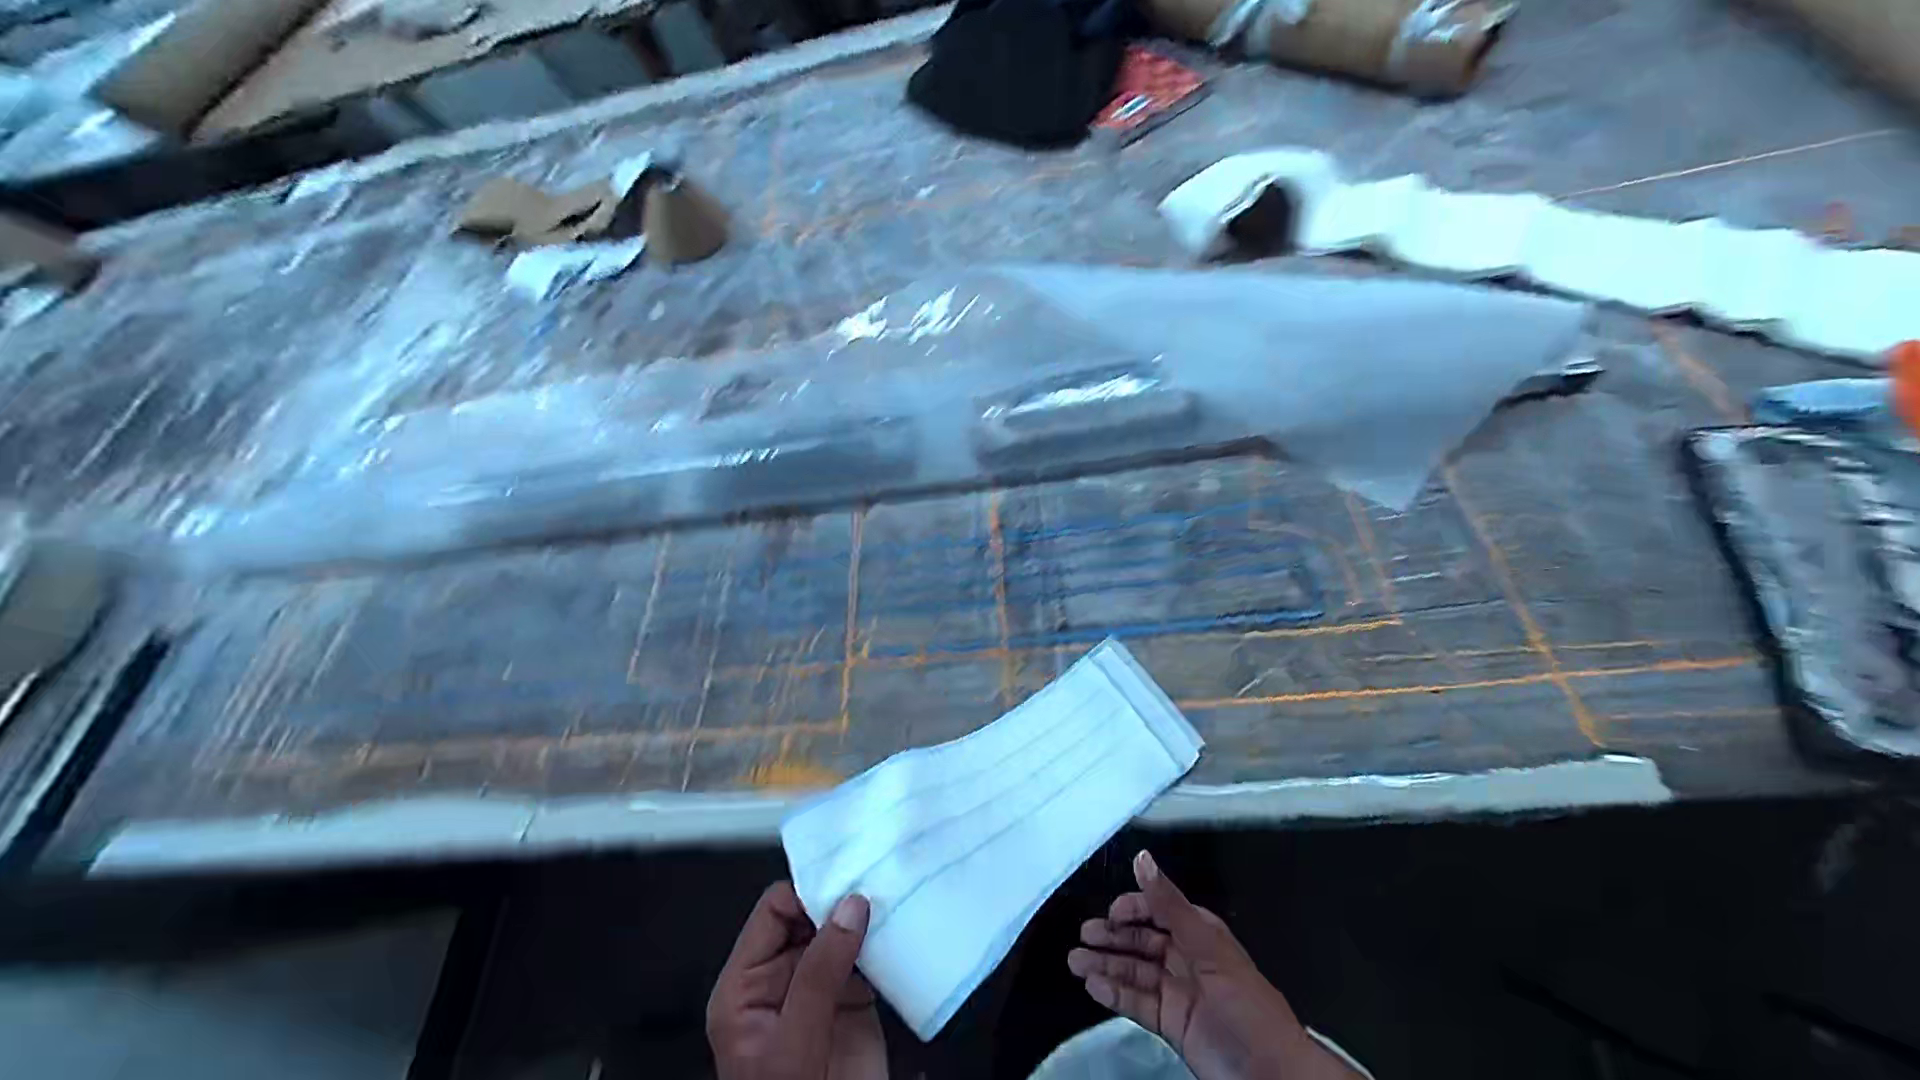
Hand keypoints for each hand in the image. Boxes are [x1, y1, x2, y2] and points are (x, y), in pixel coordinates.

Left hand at [708, 882, 886, 1079]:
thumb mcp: (794, 1044)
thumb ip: (819, 972)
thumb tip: (850, 905)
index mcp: (746, 983)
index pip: (773, 911)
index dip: (806, 892)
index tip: (846, 879)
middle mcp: (781, 976)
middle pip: (809, 914)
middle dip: (840, 897)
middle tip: (877, 875)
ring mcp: (817, 986)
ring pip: (840, 929)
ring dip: (865, 913)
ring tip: (894, 891)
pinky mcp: (852, 998)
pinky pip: (867, 953)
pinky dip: (883, 937)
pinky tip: (901, 924)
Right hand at [1068, 851, 1362, 1079]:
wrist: (1274, 1077)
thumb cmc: (1244, 1005)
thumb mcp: (1207, 949)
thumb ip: (1169, 905)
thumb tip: (1141, 857)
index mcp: (1199, 933)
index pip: (1158, 910)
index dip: (1132, 909)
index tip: (1109, 915)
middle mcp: (1186, 957)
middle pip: (1141, 942)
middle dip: (1111, 938)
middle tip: (1081, 938)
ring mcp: (1178, 992)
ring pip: (1135, 971)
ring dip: (1105, 966)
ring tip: (1075, 963)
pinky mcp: (1172, 1023)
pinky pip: (1138, 1002)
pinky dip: (1115, 994)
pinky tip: (1093, 988)